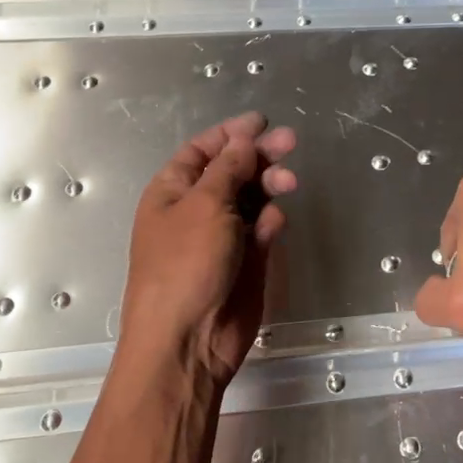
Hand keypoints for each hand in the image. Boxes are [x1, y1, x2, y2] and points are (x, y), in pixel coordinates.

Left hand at [119, 111, 297, 383]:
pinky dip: (270, 221)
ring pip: (251, 197)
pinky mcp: (245, 261)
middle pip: (232, 170)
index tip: (263, 121)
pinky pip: (261, 229)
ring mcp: (221, 236)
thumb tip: (243, 138)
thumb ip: (229, 167)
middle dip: (260, 155)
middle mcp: (196, 209)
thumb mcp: (205, 205)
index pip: (203, 150)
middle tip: (290, 143)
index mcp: (172, 191)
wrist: (187, 341)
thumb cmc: (184, 265)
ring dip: (269, 185)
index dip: (231, 133)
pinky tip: (274, 223)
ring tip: (288, 182)